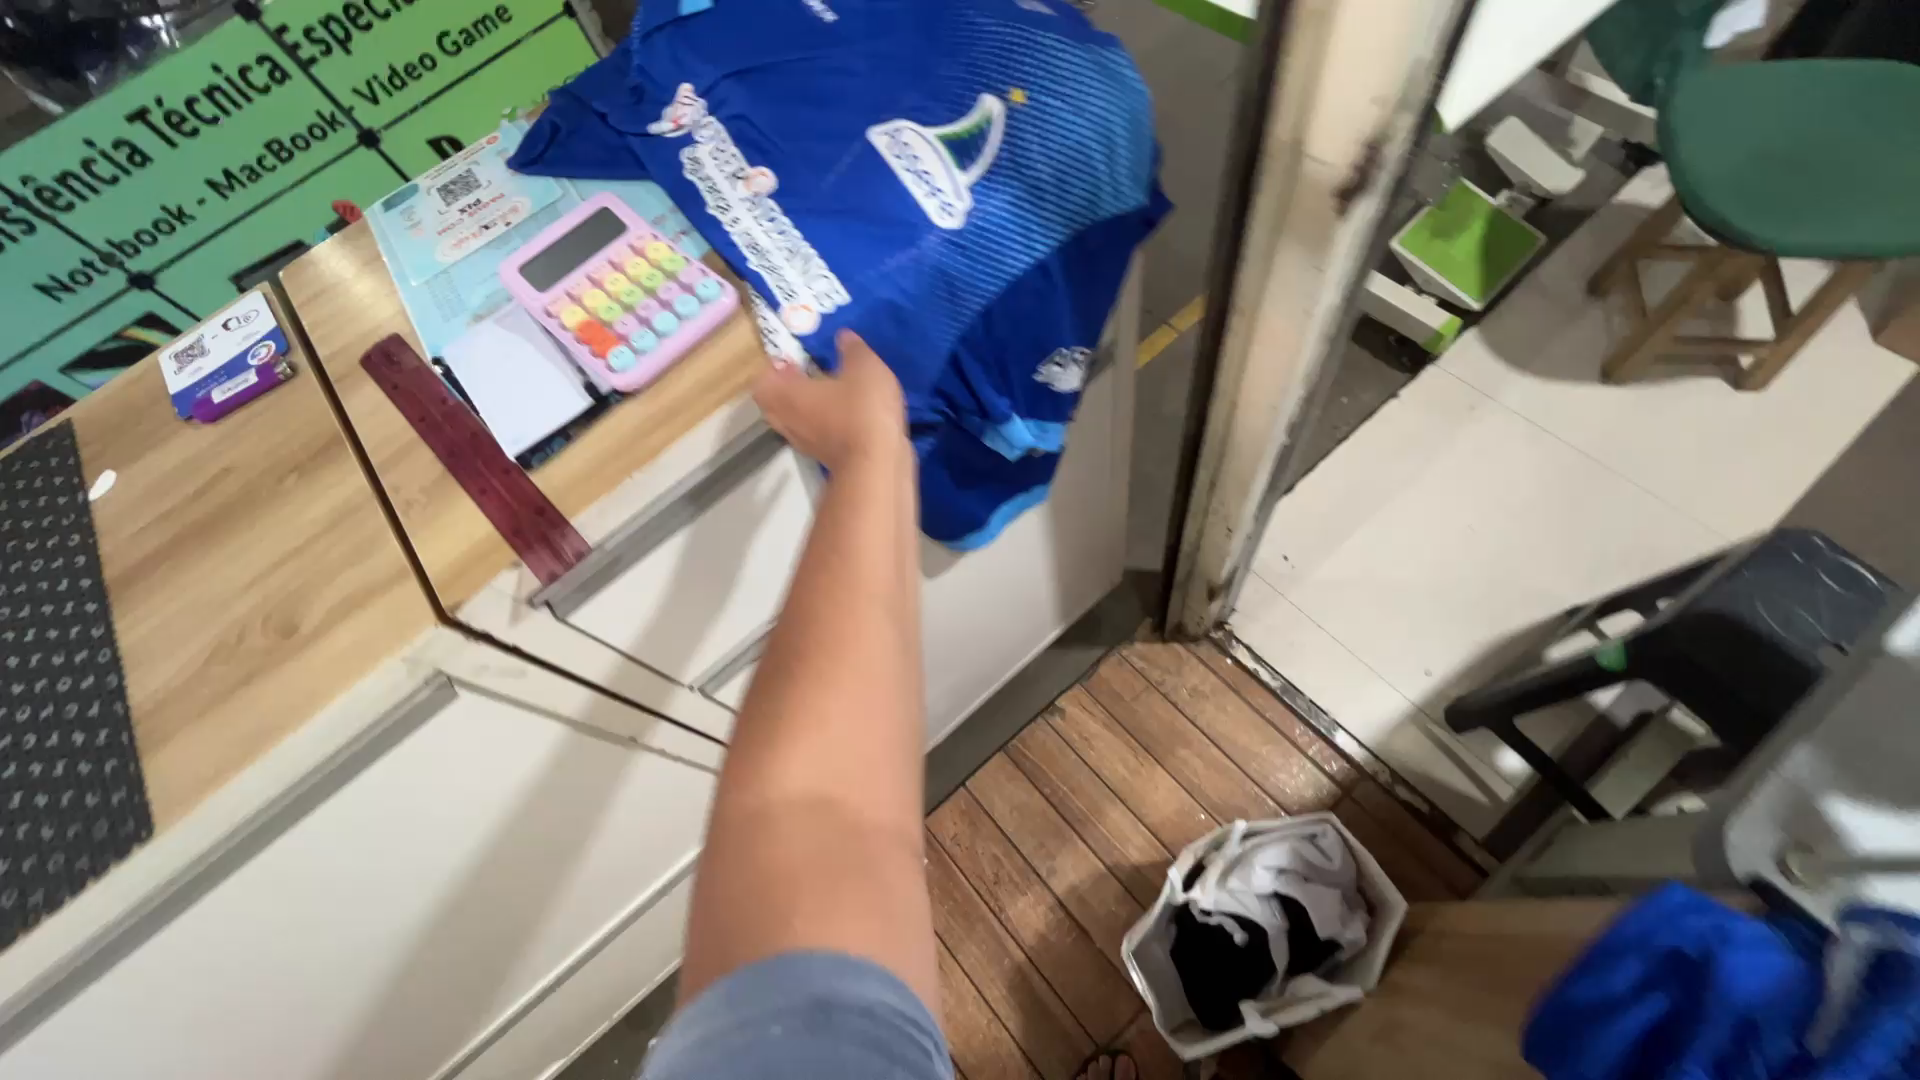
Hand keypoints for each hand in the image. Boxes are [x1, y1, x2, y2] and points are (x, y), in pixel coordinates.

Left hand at [754, 330, 907, 470]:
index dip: (773, 369)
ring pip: (796, 422)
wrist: (878, 465)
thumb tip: (843, 337)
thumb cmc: (863, 409)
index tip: (792, 359)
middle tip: (808, 375)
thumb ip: (852, 349)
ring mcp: (807, 444)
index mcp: (788, 395)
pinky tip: (849, 415)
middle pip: (774, 404)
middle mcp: (790, 421)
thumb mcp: (864, 366)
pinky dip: (826, 425)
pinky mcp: (827, 459)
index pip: (762, 382)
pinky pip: (818, 435)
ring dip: (807, 409)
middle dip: (787, 389)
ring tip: (830, 394)